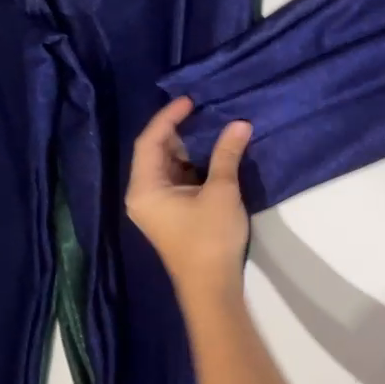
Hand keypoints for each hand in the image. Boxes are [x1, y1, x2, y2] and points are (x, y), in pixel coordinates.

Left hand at [127, 98, 251, 298]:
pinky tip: (216, 152)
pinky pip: (180, 177)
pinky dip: (196, 162)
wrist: (210, 283)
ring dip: (191, 146)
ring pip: (170, 165)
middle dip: (180, 130)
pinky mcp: (174, 212)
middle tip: (206, 108)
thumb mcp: (221, 191)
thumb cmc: (209, 236)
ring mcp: (159, 205)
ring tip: (214, 124)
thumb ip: (227, 155)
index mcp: (145, 188)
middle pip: (157, 152)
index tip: (191, 100)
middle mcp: (144, 194)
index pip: (150, 142)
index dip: (168, 118)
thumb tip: (239, 123)